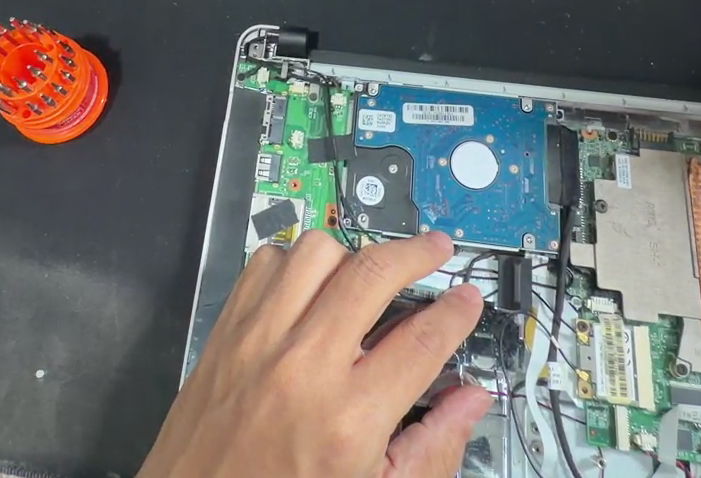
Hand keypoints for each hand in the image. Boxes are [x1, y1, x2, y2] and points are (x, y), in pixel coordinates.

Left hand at [138, 231, 489, 477]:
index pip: (421, 341)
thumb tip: (470, 400)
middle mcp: (303, 366)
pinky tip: (309, 285)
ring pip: (317, 251)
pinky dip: (295, 261)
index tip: (466, 298)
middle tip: (434, 250)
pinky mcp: (229, 326)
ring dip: (351, 254)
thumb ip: (431, 450)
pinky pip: (268, 261)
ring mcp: (260, 337)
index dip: (455, 312)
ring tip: (365, 273)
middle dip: (416, 253)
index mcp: (346, 420)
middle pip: (373, 273)